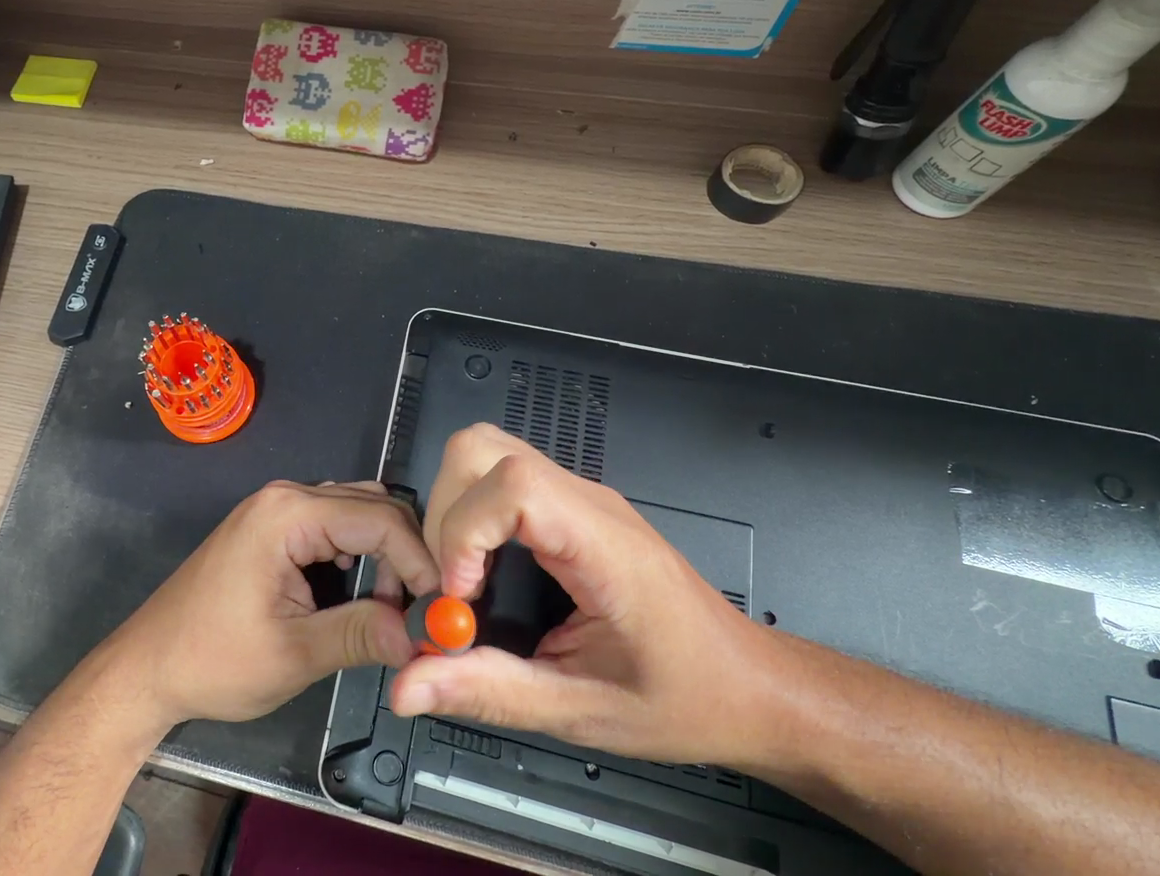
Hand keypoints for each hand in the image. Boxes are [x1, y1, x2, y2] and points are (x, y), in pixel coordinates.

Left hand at [103, 480, 441, 726]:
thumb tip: (423, 637)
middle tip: (418, 609)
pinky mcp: (271, 529)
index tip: (441, 608)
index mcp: (287, 515)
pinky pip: (331, 526)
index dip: (419, 561)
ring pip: (354, 512)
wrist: (148, 667)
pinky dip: (356, 553)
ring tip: (392, 606)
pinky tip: (360, 593)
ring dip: (382, 553)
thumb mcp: (294, 653)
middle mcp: (284, 498)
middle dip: (403, 554)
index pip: (379, 519)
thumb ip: (361, 635)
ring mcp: (275, 511)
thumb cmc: (212, 660)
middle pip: (371, 506)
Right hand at [389, 424, 783, 767]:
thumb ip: (490, 691)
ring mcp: (581, 500)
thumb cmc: (688, 697)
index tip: (458, 593)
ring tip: (461, 576)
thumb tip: (410, 686)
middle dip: (443, 512)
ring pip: (485, 452)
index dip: (463, 531)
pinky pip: (500, 479)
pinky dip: (470, 514)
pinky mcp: (571, 508)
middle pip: (482, 449)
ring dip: (452, 508)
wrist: (749, 685)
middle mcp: (590, 505)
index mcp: (604, 546)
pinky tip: (481, 571)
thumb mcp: (583, 710)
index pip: (513, 484)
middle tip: (450, 583)